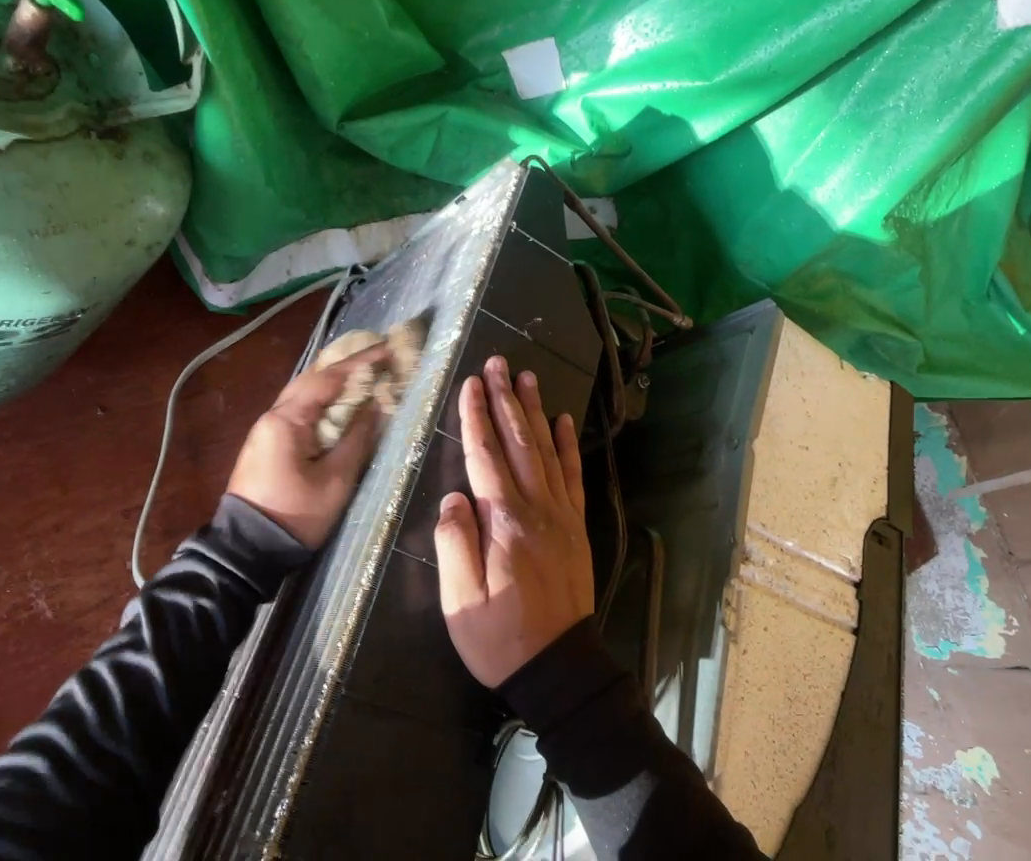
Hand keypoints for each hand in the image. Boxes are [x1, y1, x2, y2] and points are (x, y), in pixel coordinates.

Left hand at [227, 343, 391, 548]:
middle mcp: (272, 416)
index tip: (388, 350)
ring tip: (366, 377)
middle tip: (379, 359)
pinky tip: (342, 405)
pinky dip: (323, 402)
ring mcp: (266, 430)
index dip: (360, 363)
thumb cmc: (296, 514)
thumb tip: (378, 405)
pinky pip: (299, 411)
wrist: (248, 550)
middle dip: (346, 367)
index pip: (328, 379)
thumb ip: (358, 437)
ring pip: (304, 395)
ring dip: (334, 384)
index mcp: (286, 420)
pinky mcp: (268, 444)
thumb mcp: (336, 479)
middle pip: (312, 380)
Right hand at [434, 355, 592, 687]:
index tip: (471, 384)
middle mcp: (536, 508)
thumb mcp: (460, 600)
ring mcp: (562, 515)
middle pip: (519, 442)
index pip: (485, 456)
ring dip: (536, 411)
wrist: (558, 667)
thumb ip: (454, 543)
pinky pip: (573, 476)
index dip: (476, 417)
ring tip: (529, 377)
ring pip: (547, 451)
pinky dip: (568, 446)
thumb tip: (453, 497)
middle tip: (500, 363)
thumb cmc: (499, 637)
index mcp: (503, 522)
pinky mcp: (577, 526)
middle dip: (506, 400)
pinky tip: (563, 422)